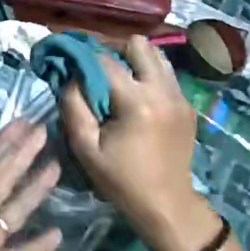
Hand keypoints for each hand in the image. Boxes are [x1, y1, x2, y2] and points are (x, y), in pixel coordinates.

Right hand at [59, 35, 219, 250]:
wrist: (167, 205)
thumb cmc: (120, 179)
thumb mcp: (84, 146)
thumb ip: (73, 105)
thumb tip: (70, 75)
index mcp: (137, 102)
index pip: (104, 60)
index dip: (80, 52)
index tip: (62, 51)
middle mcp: (163, 91)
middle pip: (138, 45)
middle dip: (111, 48)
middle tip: (92, 63)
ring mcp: (180, 97)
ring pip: (156, 55)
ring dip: (131, 58)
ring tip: (112, 74)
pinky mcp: (187, 105)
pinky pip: (165, 73)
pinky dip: (145, 73)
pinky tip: (131, 92)